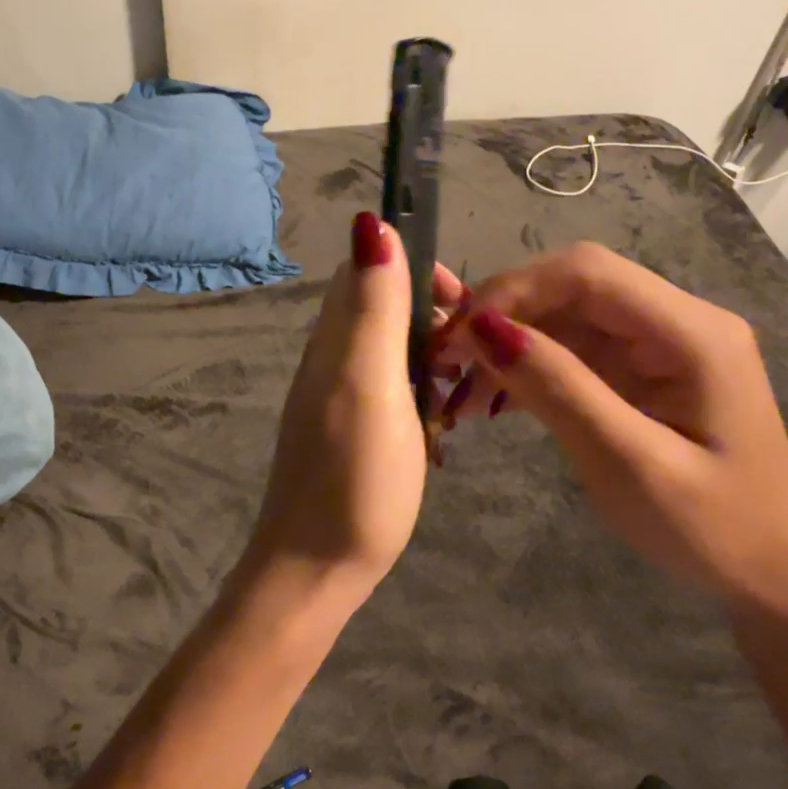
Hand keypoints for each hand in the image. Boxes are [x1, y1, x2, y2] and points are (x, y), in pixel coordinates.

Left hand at [250, 212, 446, 591]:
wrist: (317, 567)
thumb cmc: (355, 478)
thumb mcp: (370, 383)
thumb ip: (371, 306)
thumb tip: (370, 221)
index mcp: (332, 340)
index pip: (363, 270)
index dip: (413, 266)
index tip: (464, 301)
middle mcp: (328, 361)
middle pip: (378, 309)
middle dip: (429, 317)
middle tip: (471, 355)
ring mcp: (335, 400)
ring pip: (388, 352)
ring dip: (428, 360)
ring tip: (458, 393)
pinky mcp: (348, 434)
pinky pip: (388, 393)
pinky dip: (419, 398)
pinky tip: (438, 427)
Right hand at [430, 242, 787, 598]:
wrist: (768, 576)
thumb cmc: (708, 528)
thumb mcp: (625, 461)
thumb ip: (557, 388)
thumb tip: (482, 328)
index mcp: (692, 334)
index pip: (587, 272)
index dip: (512, 291)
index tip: (456, 336)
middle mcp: (678, 322)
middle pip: (571, 287)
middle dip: (501, 315)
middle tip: (444, 361)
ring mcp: (659, 347)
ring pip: (563, 317)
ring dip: (506, 345)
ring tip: (456, 390)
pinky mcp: (641, 373)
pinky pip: (571, 351)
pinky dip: (524, 369)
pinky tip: (487, 402)